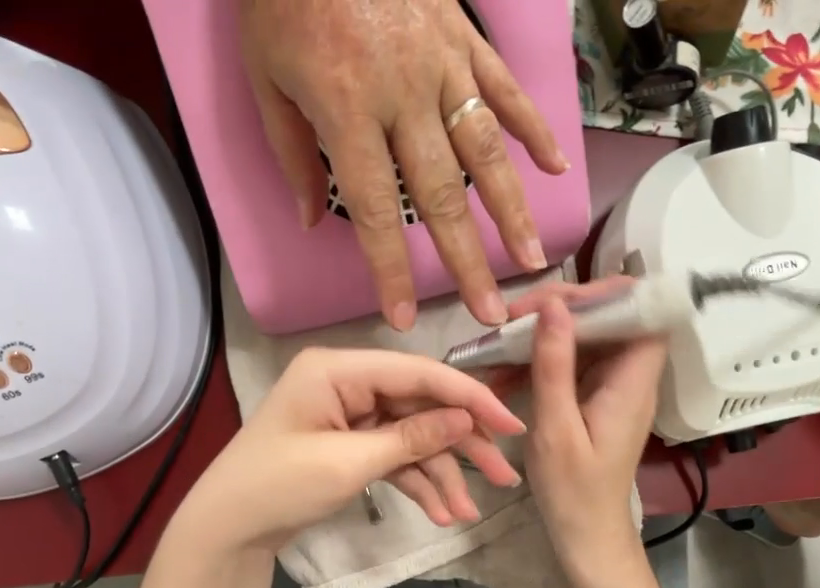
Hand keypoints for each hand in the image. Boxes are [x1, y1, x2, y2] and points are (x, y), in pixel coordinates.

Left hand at [172, 347, 526, 553]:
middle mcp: (348, 384)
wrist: (227, 532)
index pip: (419, 374)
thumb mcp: (348, 464)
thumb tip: (467, 420)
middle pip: (422, 407)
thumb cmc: (279, 486)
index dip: (470, 398)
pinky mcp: (350, 446)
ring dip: (442, 475)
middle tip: (504, 477)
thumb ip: (411, 438)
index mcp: (339, 369)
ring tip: (468, 513)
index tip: (512, 425)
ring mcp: (349, 416)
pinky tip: (441, 514)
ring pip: (413, 438)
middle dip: (462, 446)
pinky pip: (395, 458)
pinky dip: (417, 484)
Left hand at [239, 0, 569, 330]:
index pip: (376, 210)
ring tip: (532, 259)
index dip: (390, 269)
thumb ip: (292, 151)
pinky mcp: (464, 37)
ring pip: (485, 152)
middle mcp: (404, 96)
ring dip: (513, 211)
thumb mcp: (264, 76)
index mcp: (349, 110)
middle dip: (467, 261)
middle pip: (442, 196)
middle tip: (491, 311)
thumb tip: (311, 220)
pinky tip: (555, 169)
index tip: (403, 316)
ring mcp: (442, 65)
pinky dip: (533, 129)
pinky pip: (505, 89)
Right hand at [517, 280, 667, 574]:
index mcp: (633, 383)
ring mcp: (616, 388)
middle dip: (564, 309)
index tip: (556, 297)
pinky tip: (506, 370)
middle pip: (612, 320)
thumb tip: (553, 305)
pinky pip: (576, 364)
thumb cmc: (573, 492)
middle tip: (514, 317)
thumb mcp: (556, 428)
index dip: (607, 294)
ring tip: (501, 340)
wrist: (587, 537)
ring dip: (547, 334)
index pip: (642, 314)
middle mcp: (632, 378)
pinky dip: (544, 361)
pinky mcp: (598, 399)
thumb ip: (555, 366)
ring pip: (590, 339)